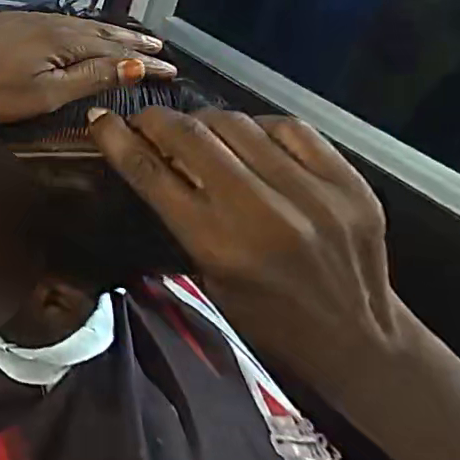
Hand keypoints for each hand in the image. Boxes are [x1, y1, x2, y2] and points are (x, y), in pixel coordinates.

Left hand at [0, 11, 175, 124]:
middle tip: (158, 45)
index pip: (115, 50)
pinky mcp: (2, 21)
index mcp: (62, 40)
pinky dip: (75, 26)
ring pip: (75, 22)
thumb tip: (133, 65)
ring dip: (104, 30)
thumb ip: (88, 78)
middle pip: (98, 30)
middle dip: (130, 40)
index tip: (171, 68)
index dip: (144, 61)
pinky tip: (72, 30)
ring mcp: (23, 18)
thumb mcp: (43, 94)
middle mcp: (47, 22)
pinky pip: (52, 19)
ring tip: (124, 35)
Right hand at [89, 107, 413, 396]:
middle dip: (155, 119)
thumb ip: (179, 212)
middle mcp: (262, 213)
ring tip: (198, 132)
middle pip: (188, 134)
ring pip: (234, 122)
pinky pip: (287, 126)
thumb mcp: (206, 272)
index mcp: (218, 244)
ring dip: (203, 121)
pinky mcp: (348, 183)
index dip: (117, 138)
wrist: (359, 340)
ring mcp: (311, 194)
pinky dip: (256, 126)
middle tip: (146, 122)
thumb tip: (150, 153)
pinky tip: (250, 137)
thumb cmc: (265, 317)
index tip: (100, 119)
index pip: (151, 171)